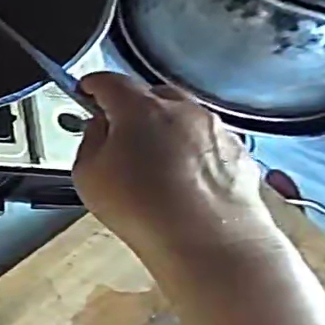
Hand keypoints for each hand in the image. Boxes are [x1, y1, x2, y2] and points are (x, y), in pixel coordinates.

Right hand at [72, 72, 279, 267]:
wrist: (209, 242)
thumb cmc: (146, 209)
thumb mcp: (87, 173)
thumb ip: (90, 139)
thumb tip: (100, 129)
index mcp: (141, 108)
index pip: (109, 81)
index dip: (91, 85)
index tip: (86, 90)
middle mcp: (183, 110)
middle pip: (149, 95)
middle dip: (130, 109)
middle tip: (115, 135)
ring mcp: (215, 130)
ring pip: (180, 117)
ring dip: (162, 131)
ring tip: (147, 167)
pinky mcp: (238, 153)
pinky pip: (204, 142)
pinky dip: (188, 153)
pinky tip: (177, 182)